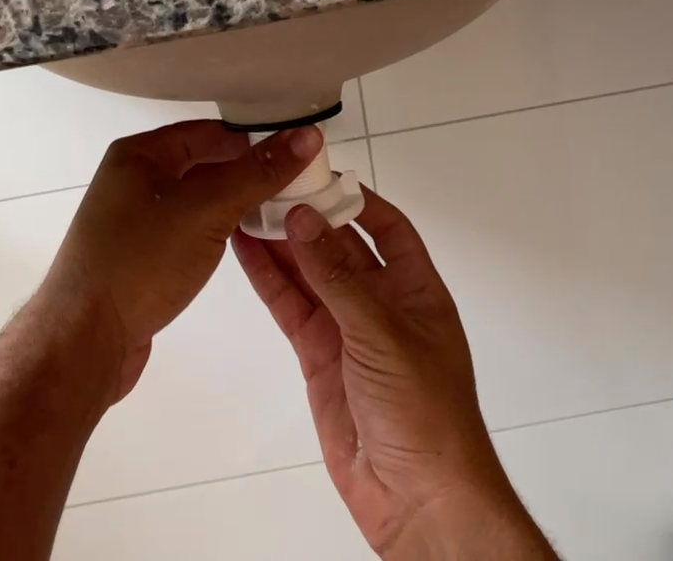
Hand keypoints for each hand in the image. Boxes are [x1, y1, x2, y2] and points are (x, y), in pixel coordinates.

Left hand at [40, 120, 322, 403]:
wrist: (85, 339)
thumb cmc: (141, 261)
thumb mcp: (206, 210)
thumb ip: (258, 173)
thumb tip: (307, 135)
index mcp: (138, 154)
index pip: (208, 132)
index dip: (253, 137)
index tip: (299, 149)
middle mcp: (132, 179)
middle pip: (202, 163)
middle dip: (248, 171)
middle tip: (300, 181)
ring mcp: (132, 220)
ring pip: (196, 199)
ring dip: (234, 202)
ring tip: (283, 209)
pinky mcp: (139, 255)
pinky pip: (187, 229)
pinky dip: (216, 229)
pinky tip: (244, 240)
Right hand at [233, 190, 557, 559]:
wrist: (416, 498)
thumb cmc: (426, 413)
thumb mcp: (382, 332)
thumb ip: (337, 275)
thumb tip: (304, 218)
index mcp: (416, 290)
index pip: (388, 229)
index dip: (357, 199)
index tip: (318, 175)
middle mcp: (381, 304)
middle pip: (340, 247)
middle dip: (308, 218)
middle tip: (269, 187)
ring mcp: (347, 330)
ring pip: (308, 275)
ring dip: (280, 245)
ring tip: (246, 210)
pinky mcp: (319, 356)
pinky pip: (291, 308)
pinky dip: (269, 281)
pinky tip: (246, 254)